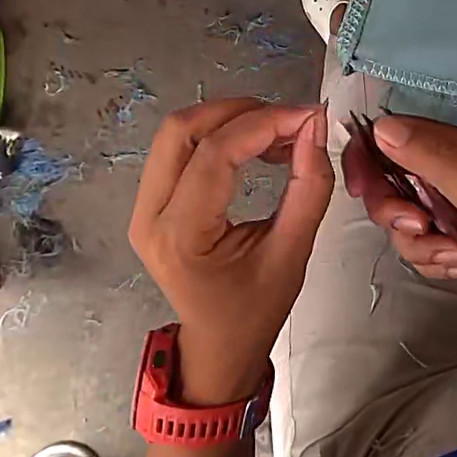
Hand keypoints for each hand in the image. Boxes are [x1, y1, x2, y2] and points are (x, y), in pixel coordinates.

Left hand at [130, 99, 332, 403]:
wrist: (219, 344)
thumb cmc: (256, 310)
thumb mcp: (292, 253)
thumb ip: (309, 187)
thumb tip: (314, 128)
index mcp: (181, 236)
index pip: (215, 155)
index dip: (264, 124)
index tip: (309, 116)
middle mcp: (149, 215)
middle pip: (181, 130)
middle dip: (239, 112)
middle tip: (289, 121)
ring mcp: (143, 207)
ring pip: (176, 134)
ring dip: (228, 120)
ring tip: (277, 133)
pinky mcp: (150, 202)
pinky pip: (178, 150)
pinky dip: (218, 135)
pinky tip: (255, 147)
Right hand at [346, 115, 456, 322]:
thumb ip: (434, 161)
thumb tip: (382, 127)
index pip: (394, 136)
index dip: (370, 157)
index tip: (361, 187)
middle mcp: (446, 174)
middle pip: (387, 182)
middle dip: (396, 211)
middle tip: (421, 226)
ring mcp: (445, 208)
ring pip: (397, 220)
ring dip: (420, 243)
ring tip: (456, 254)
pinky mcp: (444, 239)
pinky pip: (413, 246)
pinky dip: (431, 259)